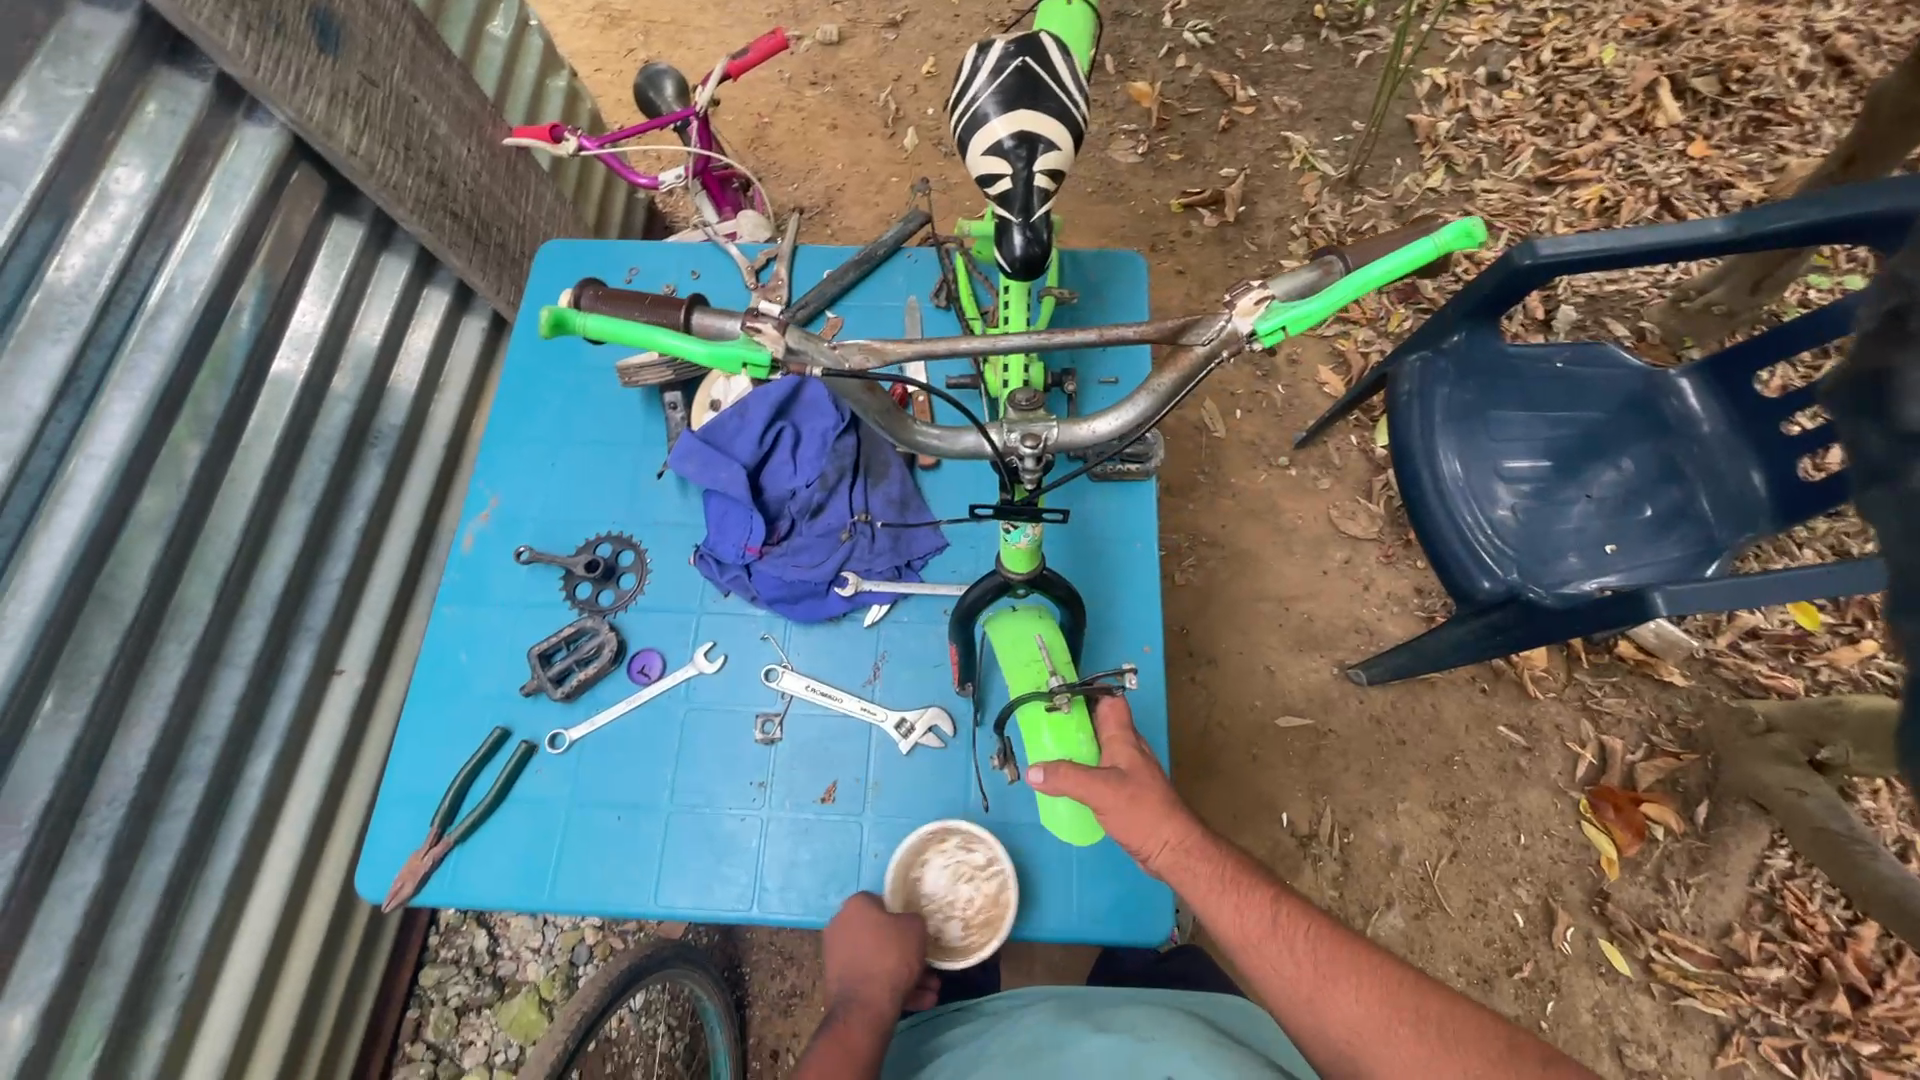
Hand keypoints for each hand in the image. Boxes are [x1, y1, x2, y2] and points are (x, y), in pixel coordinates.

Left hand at [821, 892, 929, 1018]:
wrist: (863, 1008)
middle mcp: (840, 927)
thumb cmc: (891, 956)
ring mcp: (837, 959)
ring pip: (878, 962)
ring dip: (906, 975)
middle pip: (880, 937)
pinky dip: (892, 990)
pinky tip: (921, 1002)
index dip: (901, 916)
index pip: (880, 902)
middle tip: (928, 966)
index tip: (915, 931)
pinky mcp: (839, 986)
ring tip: (932, 990)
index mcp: (855, 906)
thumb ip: (913, 921)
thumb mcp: (915, 928)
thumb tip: (907, 926)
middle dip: (907, 953)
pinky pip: (870, 981)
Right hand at [1027, 695, 1206, 878]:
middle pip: (1099, 725)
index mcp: (1124, 739)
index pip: (1110, 702)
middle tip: (1043, 727)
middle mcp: (1127, 751)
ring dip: (1076, 751)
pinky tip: (1064, 786)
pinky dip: (1081, 775)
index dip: (1088, 693)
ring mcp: (1127, 773)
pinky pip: (1098, 774)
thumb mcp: (1100, 790)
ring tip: (1046, 754)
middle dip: (1073, 723)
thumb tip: (1031, 770)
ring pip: (1098, 751)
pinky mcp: (1125, 794)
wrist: (1172, 849)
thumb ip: (1065, 777)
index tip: (1060, 695)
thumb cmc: (1142, 811)